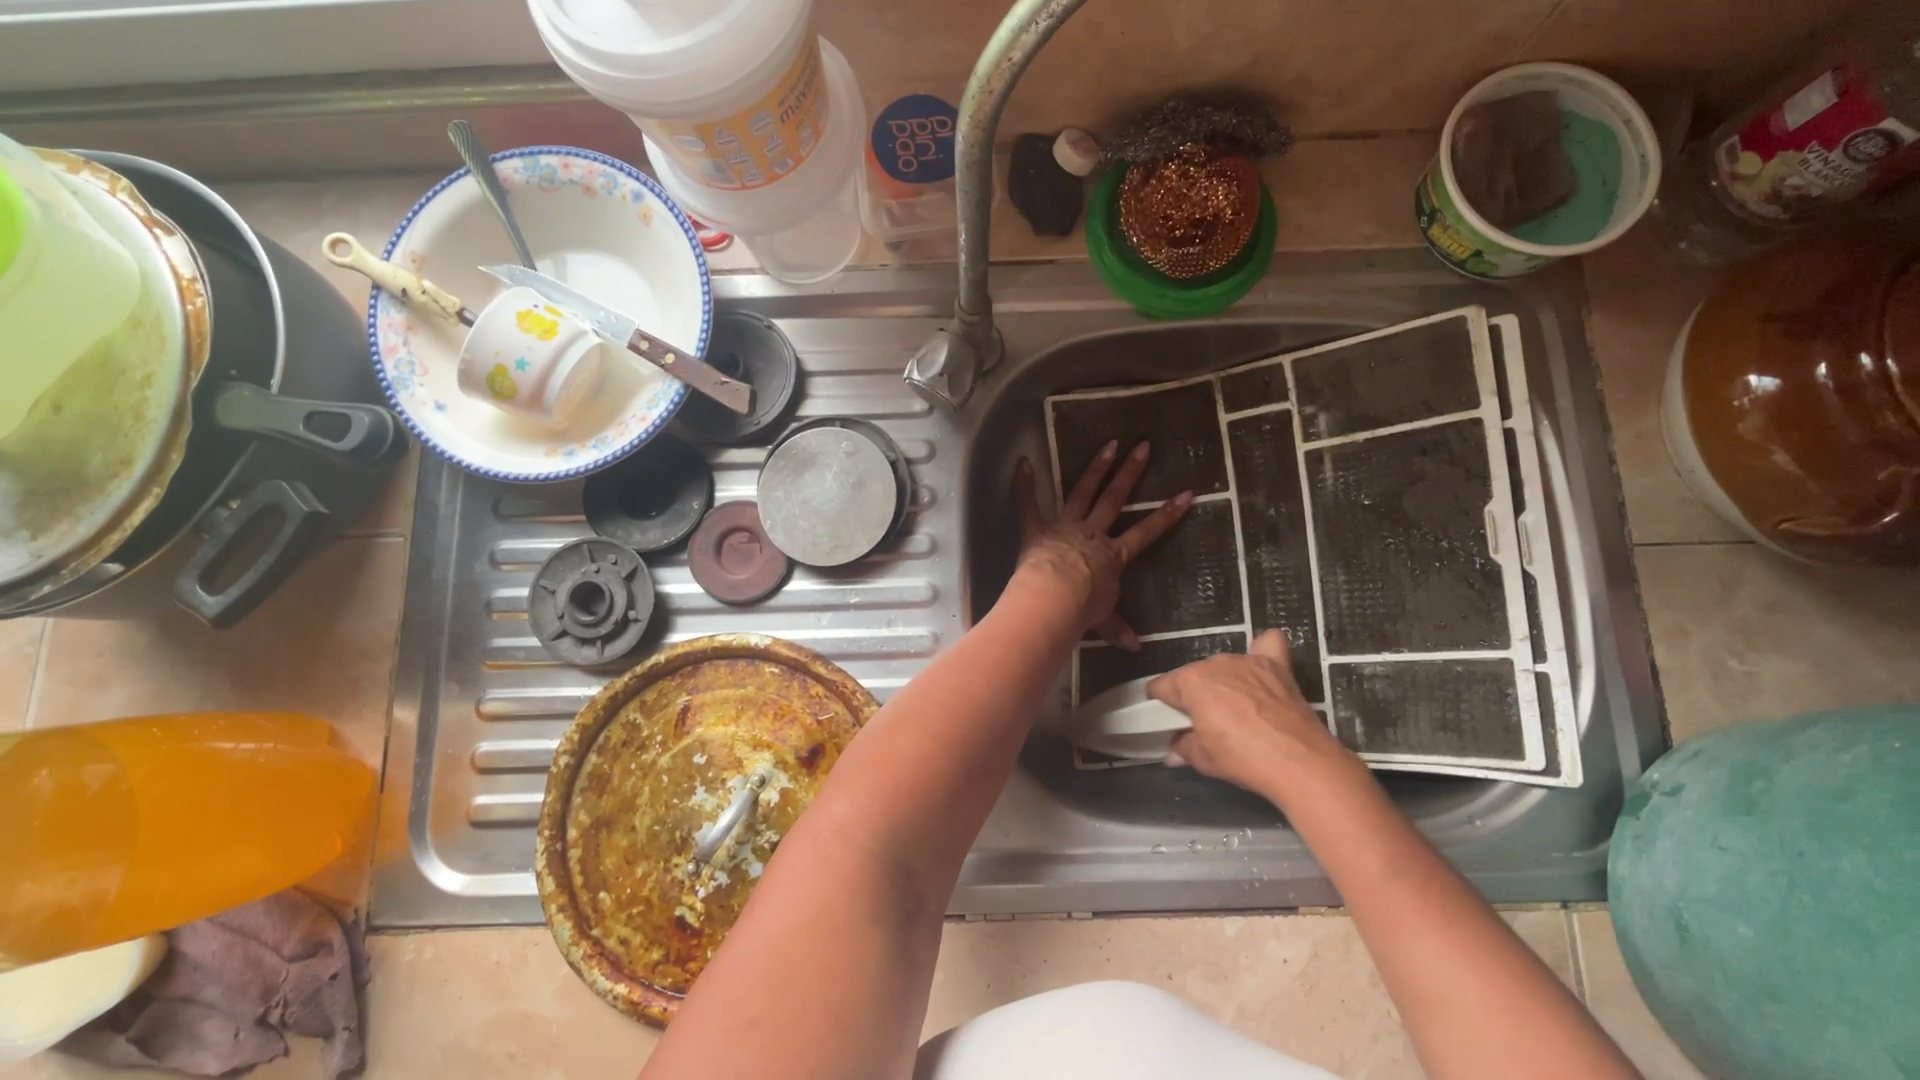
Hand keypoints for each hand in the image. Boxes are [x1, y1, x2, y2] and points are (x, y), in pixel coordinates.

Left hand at [1012, 440, 1190, 648]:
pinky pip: (1028, 506)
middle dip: (1131, 472)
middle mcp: (1092, 534)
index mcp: (1113, 556)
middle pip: (1115, 499)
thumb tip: (1135, 647)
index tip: (1187, 493)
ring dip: (1095, 468)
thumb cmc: (1081, 612)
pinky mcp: (1036, 531)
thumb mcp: (1104, 621)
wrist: (1052, 603)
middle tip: (1143, 445)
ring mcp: (1065, 528)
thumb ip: (1117, 628)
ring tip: (1108, 444)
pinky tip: (1022, 462)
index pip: (1146, 532)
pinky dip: (1024, 486)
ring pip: (1083, 493)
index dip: (1167, 514)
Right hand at [1148, 629, 1353, 792]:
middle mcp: (1216, 663)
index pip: (1162, 686)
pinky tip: (1262, 668)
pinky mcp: (1277, 666)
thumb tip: (1174, 751)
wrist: (1298, 761)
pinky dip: (1262, 651)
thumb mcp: (1202, 759)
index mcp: (1191, 681)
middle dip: (1195, 694)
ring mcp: (1249, 661)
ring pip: (1225, 666)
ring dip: (1224, 681)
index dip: (1160, 705)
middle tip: (1205, 722)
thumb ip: (1183, 748)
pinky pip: (1266, 647)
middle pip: (1194, 675)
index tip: (1167, 722)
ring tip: (1237, 708)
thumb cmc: (1241, 758)